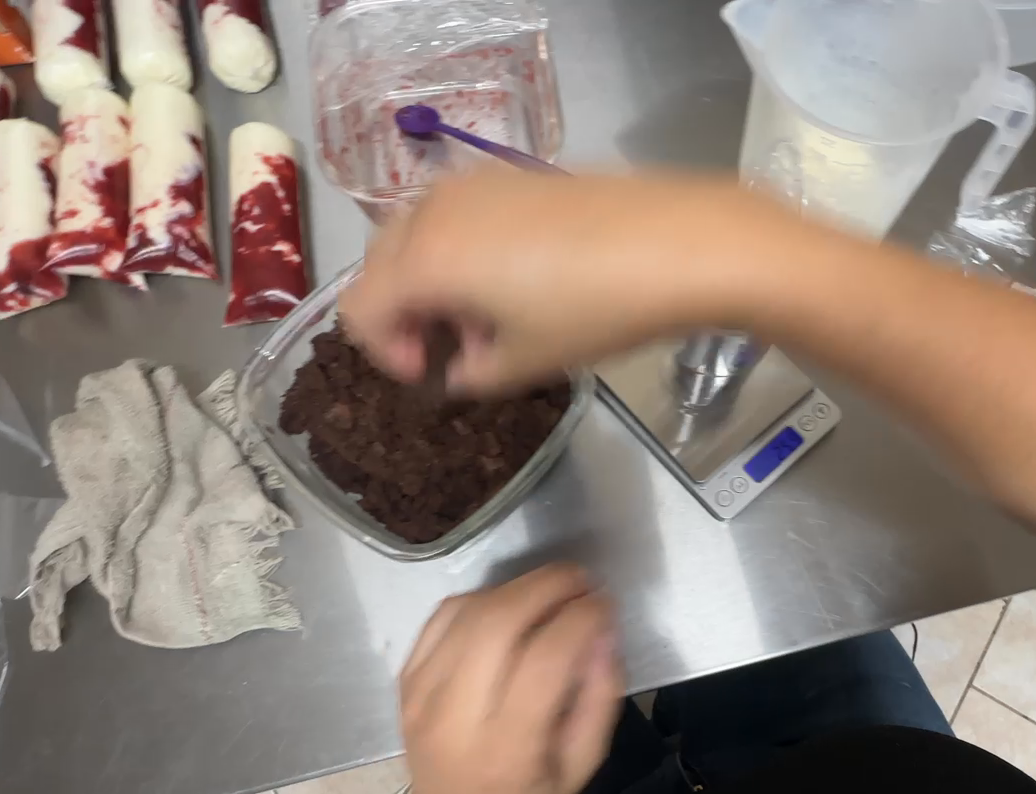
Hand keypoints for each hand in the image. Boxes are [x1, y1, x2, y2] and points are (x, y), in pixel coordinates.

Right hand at [339, 170, 786, 395]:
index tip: (429, 376)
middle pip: (382, 268)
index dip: (385, 354)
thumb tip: (459, 365)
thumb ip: (471, 374)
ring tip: (487, 322)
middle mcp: (431, 211)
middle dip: (405, 317)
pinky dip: (462, 256)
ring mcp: (471, 184)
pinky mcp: (509, 175)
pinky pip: (458, 219)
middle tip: (451, 352)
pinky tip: (513, 284)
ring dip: (432, 285)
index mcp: (422, 261)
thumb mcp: (524, 362)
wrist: (676, 243)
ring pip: (418, 239)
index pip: (360, 310)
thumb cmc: (592, 312)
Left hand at [396, 563, 622, 793]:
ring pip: (469, 612)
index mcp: (506, 751)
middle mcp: (455, 719)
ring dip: (517, 588)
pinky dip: (483, 597)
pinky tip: (511, 603)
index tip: (605, 603)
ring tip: (553, 588)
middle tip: (580, 579)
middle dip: (547, 587)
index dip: (580, 619)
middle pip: (498, 624)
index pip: (544, 661)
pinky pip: (443, 615)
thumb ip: (600, 697)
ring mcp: (421, 695)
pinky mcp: (405, 678)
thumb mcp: (583, 764)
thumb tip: (603, 631)